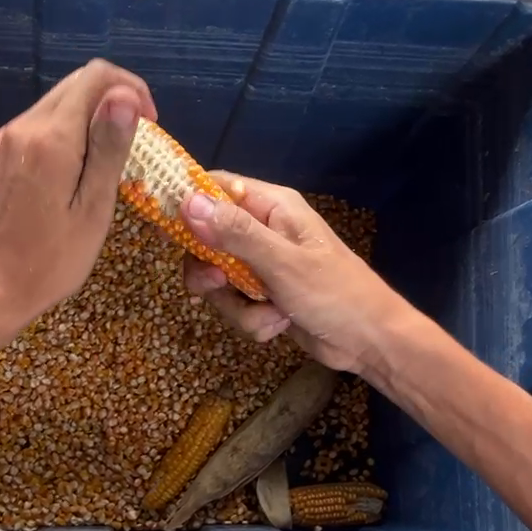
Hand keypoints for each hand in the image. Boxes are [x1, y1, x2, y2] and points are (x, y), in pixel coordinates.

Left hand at [0, 59, 155, 328]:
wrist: (1, 286)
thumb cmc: (55, 260)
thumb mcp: (94, 209)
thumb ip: (109, 149)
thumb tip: (125, 96)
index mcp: (51, 140)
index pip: (96, 78)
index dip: (131, 89)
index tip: (151, 126)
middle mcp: (25, 126)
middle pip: (77, 83)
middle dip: (115, 99)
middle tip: (140, 141)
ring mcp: (10, 137)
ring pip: (61, 100)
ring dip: (95, 115)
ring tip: (116, 155)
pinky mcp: (6, 151)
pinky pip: (46, 122)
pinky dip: (74, 130)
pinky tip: (87, 164)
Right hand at [178, 172, 415, 373]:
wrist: (368, 342)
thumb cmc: (334, 293)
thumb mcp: (282, 262)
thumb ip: (235, 234)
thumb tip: (186, 202)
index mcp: (272, 208)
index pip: (216, 188)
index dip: (187, 202)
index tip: (163, 225)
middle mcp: (263, 232)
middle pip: (207, 240)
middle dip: (209, 270)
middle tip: (216, 283)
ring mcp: (263, 267)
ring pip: (220, 281)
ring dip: (238, 306)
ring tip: (270, 313)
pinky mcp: (265, 298)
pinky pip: (237, 306)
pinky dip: (254, 321)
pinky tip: (280, 325)